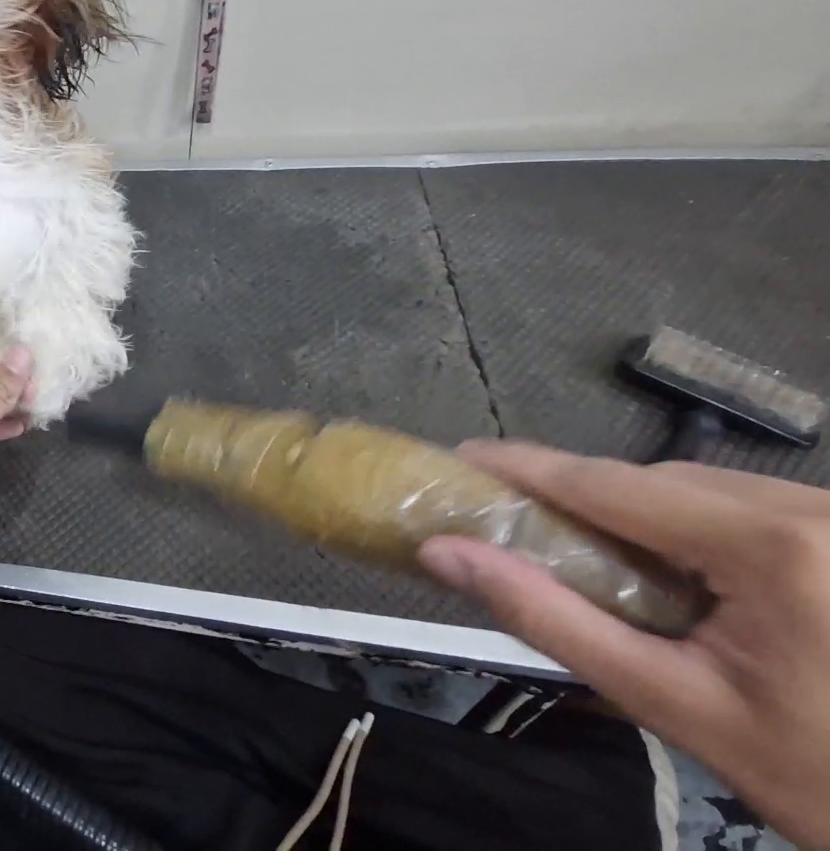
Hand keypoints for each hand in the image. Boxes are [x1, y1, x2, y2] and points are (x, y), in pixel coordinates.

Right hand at [418, 441, 829, 848]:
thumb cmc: (824, 775)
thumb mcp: (672, 703)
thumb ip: (550, 619)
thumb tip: (442, 552)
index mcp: (773, 547)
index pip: (610, 484)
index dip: (526, 466)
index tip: (459, 457)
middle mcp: (819, 511)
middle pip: (659, 481)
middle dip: (583, 500)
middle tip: (517, 528)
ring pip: (706, 490)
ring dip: (639, 515)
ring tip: (594, 560)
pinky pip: (755, 510)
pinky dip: (696, 528)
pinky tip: (681, 574)